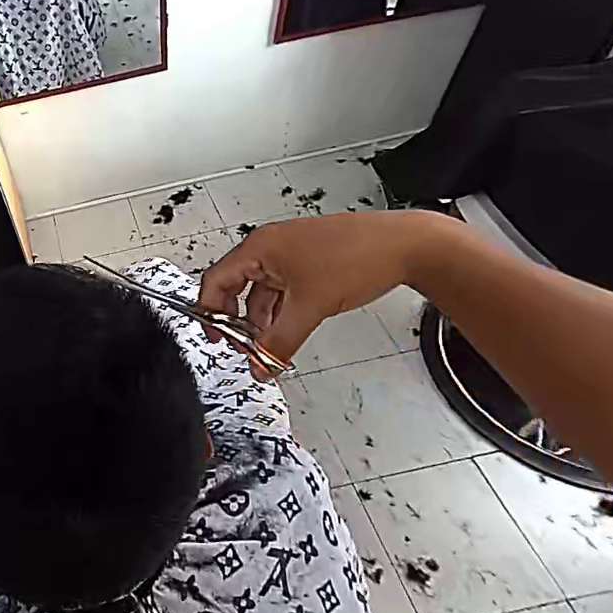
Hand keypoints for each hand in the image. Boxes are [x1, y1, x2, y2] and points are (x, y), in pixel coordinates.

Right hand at [199, 211, 452, 377]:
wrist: (402, 246)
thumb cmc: (358, 255)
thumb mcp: (309, 307)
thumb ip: (279, 343)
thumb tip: (260, 365)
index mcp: (261, 247)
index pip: (216, 280)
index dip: (209, 312)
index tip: (215, 338)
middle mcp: (271, 246)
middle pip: (236, 286)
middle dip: (237, 319)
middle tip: (242, 346)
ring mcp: (291, 253)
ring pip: (261, 291)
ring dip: (261, 319)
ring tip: (268, 345)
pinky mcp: (309, 262)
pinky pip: (282, 290)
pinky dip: (280, 312)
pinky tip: (288, 331)